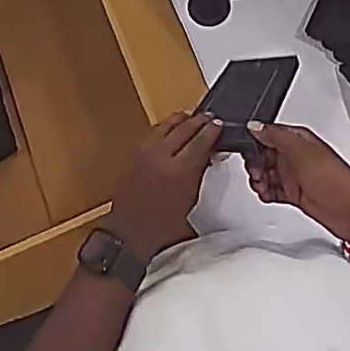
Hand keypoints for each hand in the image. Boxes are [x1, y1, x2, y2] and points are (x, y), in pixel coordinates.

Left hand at [104, 112, 221, 257]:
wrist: (129, 233)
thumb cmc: (162, 227)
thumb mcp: (191, 202)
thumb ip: (200, 174)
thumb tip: (209, 157)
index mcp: (180, 172)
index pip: (201, 142)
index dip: (212, 131)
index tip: (220, 125)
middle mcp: (162, 157)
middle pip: (185, 129)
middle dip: (200, 121)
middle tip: (210, 118)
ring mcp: (146, 152)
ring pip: (167, 125)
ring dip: (182, 120)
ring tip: (192, 118)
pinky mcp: (135, 153)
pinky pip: (153, 132)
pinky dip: (165, 126)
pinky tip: (171, 127)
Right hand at [245, 121, 349, 241]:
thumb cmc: (336, 180)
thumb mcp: (301, 152)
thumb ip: (276, 136)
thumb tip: (255, 126)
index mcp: (297, 140)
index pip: (267, 135)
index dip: (254, 144)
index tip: (249, 154)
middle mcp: (295, 156)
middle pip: (263, 156)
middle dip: (255, 164)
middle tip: (256, 173)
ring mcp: (295, 176)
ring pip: (266, 174)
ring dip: (259, 180)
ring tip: (261, 186)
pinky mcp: (295, 194)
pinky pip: (272, 191)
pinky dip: (266, 193)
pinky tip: (266, 194)